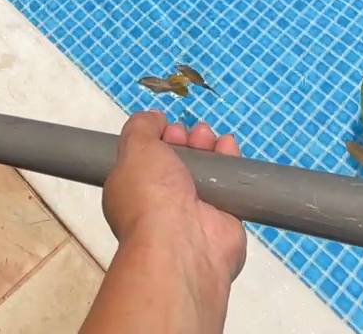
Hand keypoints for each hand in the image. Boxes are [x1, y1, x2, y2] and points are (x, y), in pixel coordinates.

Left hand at [103, 110, 247, 285]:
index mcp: (132, 190)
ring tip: (209, 137)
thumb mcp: (134, 147)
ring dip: (207, 146)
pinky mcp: (224, 218)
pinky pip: (227, 183)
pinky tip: (228, 146)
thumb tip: (155, 119)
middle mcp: (161, 202)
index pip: (146, 158)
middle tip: (190, 134)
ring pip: (203, 170)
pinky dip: (229, 160)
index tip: (166, 127)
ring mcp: (194, 211)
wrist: (183, 243)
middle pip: (177, 161)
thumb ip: (141, 126)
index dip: (157, 138)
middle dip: (184, 140)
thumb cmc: (150, 193)